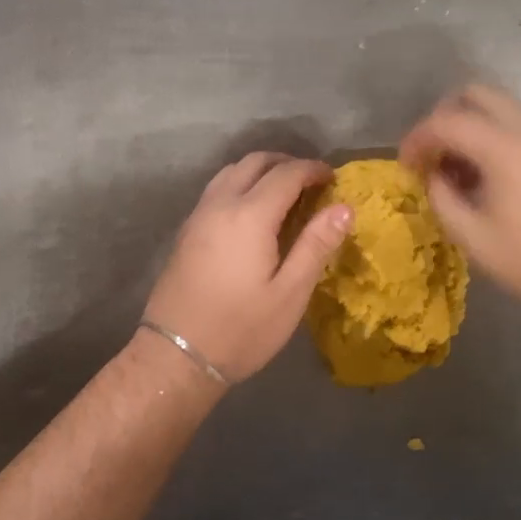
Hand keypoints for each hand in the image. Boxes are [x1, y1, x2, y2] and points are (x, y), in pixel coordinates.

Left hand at [143, 152, 352, 382]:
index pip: (287, 173)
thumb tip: (345, 207)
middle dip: (287, 163)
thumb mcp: (290, 293)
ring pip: (232, 171)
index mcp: (250, 214)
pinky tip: (253, 212)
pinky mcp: (187, 230)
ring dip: (261, 171)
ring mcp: (199, 215)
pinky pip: (218, 188)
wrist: (175, 357)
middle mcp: (221, 203)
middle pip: (255, 162)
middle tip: (312, 181)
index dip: (313, 170)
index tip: (334, 178)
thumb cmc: (241, 329)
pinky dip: (241, 184)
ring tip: (284, 192)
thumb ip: (316, 244)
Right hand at [400, 85, 520, 324]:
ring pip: (498, 106)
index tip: (404, 165)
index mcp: (502, 144)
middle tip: (432, 154)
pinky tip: (491, 176)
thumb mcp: (474, 238)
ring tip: (460, 170)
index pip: (445, 121)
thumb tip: (435, 177)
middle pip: (474, 94)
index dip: (417, 139)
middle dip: (444, 117)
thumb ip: (443, 199)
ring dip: (471, 125)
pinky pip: (518, 122)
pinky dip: (495, 133)